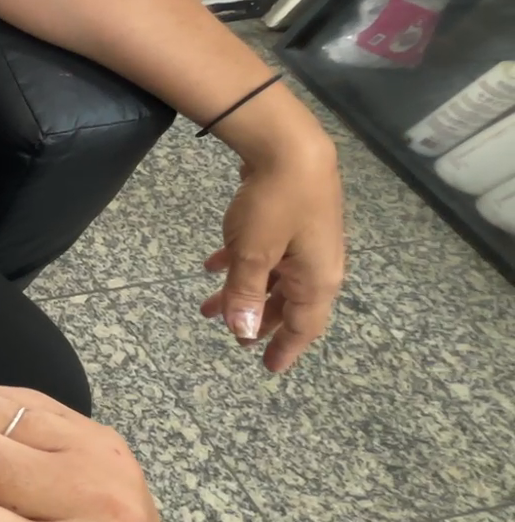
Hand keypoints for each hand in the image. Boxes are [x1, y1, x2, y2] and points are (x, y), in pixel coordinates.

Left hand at [202, 118, 346, 372]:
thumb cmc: (274, 206)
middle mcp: (314, 266)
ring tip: (206, 308)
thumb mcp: (254, 255)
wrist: (289, 154)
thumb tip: (244, 332)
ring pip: (268, 280)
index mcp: (316, 279)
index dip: (285, 348)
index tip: (267, 367)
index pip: (305, 325)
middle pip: (285, 305)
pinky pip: (259, 256)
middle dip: (257, 323)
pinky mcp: (284, 226)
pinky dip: (236, 266)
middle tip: (232, 340)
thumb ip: (246, 293)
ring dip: (239, 295)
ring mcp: (301, 245)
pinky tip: (210, 267)